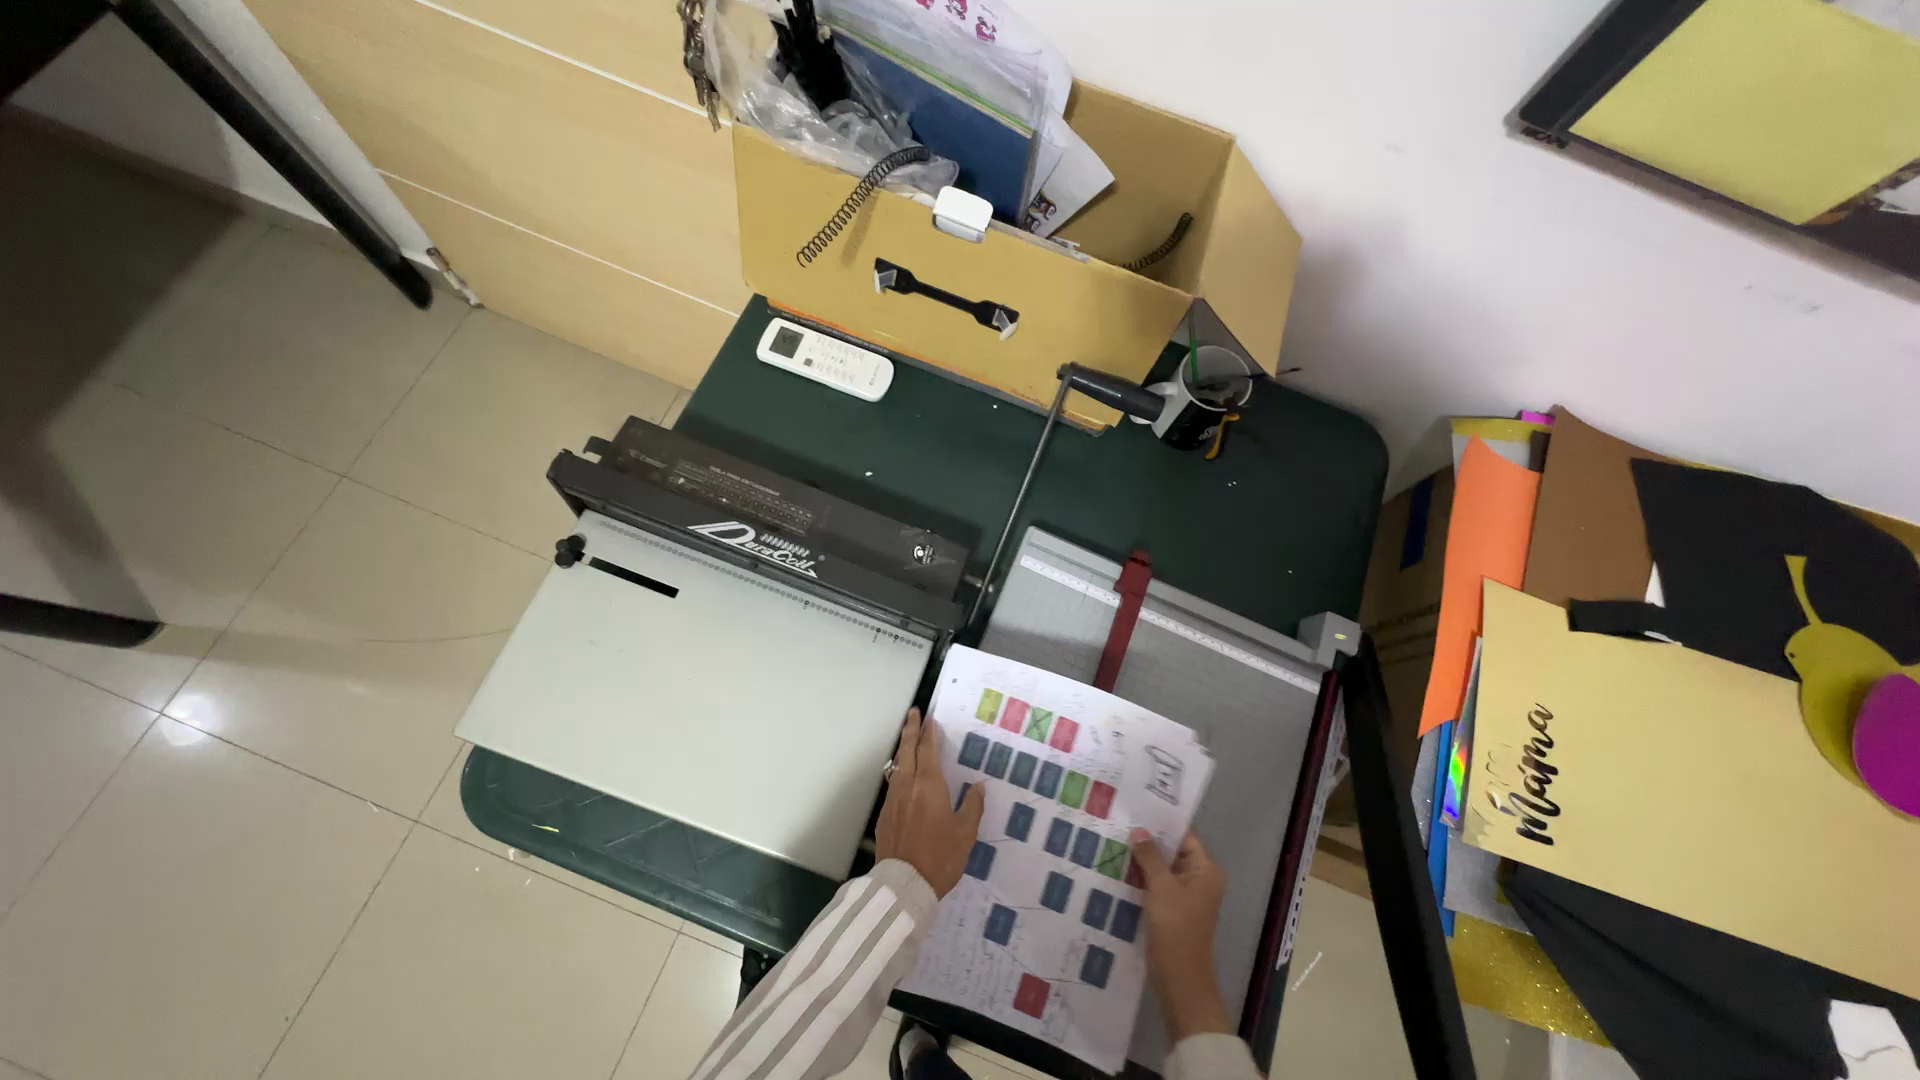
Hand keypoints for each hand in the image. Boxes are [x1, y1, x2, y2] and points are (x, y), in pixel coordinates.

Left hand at [876, 709, 984, 897]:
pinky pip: (893, 784)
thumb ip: (972, 806)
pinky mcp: (885, 815)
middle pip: (906, 751)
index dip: (928, 733)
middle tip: (913, 714)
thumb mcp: (965, 833)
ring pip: (897, 766)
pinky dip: (899, 771)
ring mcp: (893, 800)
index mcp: (929, 785)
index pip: (927, 750)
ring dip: (903, 750)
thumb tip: (978, 786)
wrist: (905, 884)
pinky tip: (904, 777)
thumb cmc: (940, 857)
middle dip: (911, 730)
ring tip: (909, 741)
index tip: (928, 718)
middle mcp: (907, 786)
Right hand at [1130, 828, 1233, 1041]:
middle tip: (1120, 820)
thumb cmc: (1175, 927)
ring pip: (1162, 868)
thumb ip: (1150, 856)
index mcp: (1206, 870)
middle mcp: (1199, 878)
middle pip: (1173, 850)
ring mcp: (1186, 895)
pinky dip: (1142, 877)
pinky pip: (1157, 884)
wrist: (1179, 977)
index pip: (1185, 835)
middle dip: (1149, 839)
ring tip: (1115, 838)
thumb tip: (1139, 831)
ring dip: (1142, 858)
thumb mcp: (1161, 887)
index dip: (1162, 822)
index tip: (1138, 806)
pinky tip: (1119, 867)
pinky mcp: (1172, 909)